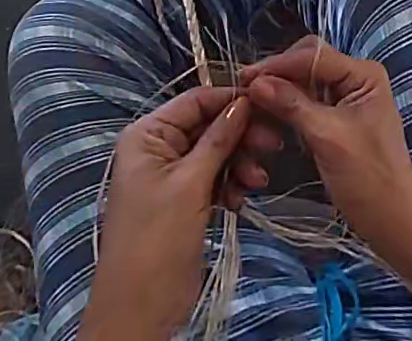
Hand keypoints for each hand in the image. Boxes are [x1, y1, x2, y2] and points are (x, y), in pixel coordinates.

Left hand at [83, 87, 280, 340]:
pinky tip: (241, 200)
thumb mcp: (190, 185)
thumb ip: (217, 141)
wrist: (139, 311)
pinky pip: (212, 179)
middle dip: (238, 137)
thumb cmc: (157, 239)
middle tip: (272, 146)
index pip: (193, 101)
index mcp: (147, 133)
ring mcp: (170, 175)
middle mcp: (157, 147)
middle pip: (206, 127)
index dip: (228, 101)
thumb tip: (242, 103)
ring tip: (256, 182)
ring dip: (237, 164)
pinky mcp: (183, 201)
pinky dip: (229, 185)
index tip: (266, 105)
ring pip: (213, 154)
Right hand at [242, 38, 411, 255]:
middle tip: (246, 87)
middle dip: (277, 73)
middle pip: (306, 61)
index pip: (313, 56)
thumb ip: (291, 104)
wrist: (395, 226)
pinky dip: (285, 104)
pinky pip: (305, 99)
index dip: (277, 65)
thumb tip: (254, 83)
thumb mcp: (327, 137)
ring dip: (278, 88)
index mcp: (363, 74)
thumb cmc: (370, 180)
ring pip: (303, 79)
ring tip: (251, 99)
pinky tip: (266, 111)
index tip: (246, 78)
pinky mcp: (336, 116)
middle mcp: (355, 77)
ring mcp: (346, 97)